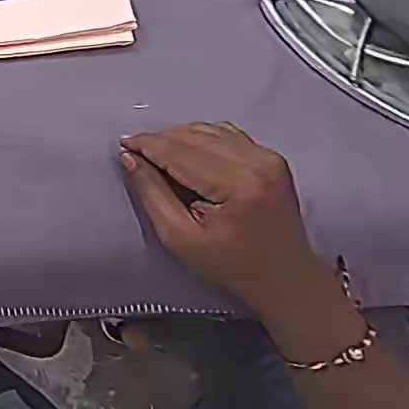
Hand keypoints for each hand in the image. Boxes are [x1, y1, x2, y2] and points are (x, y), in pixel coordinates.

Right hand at [121, 122, 363, 359]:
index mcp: (238, 184)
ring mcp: (268, 156)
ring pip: (209, 130)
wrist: (285, 279)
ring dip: (179, 138)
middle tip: (136, 153)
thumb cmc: (230, 266)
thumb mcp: (179, 238)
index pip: (180, 151)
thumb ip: (152, 194)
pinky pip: (226, 134)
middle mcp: (257, 161)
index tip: (123, 145)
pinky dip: (201, 139)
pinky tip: (188, 156)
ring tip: (158, 156)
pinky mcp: (272, 157)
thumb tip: (131, 158)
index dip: (147, 145)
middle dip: (160, 140)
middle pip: (193, 135)